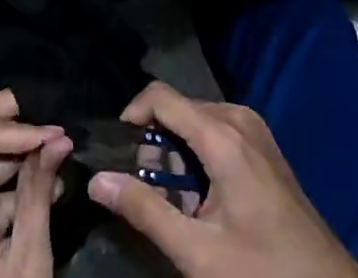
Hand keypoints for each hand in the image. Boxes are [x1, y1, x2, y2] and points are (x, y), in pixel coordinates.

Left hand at [0, 89, 73, 277]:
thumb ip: (39, 193)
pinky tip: (50, 182)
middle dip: (19, 120)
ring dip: (22, 145)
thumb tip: (61, 136)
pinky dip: (18, 170)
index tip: (59, 136)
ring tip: (61, 155)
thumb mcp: (28, 259)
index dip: (20, 126)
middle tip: (58, 125)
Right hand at [87, 81, 357, 277]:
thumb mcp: (196, 250)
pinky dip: (196, 155)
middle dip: (152, 142)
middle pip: (177, 109)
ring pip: (195, 121)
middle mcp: (237, 117)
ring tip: (169, 200)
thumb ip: (145, 211)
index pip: (160, 97)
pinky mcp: (260, 142)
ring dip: (174, 152)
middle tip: (142, 189)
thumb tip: (97, 180)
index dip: (131, 117)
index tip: (116, 154)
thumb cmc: (259, 266)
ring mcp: (253, 127)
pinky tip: (197, 197)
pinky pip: (215, 131)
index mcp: (222, 133)